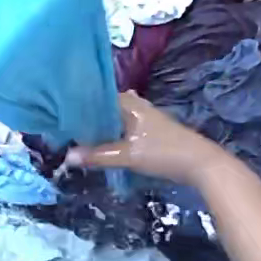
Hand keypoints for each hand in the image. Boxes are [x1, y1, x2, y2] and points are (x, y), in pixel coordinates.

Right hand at [66, 91, 228, 184]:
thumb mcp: (127, 155)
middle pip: (104, 108)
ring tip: (78, 137)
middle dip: (87, 118)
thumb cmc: (164, 152)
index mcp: (128, 102)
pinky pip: (123, 127)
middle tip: (64, 128)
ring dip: (100, 127)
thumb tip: (67, 157)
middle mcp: (135, 104)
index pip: (96, 96)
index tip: (59, 115)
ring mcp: (144, 117)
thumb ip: (97, 155)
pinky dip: (111, 134)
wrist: (201, 164)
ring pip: (114, 118)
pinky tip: (102, 144)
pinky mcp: (150, 131)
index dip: (78, 105)